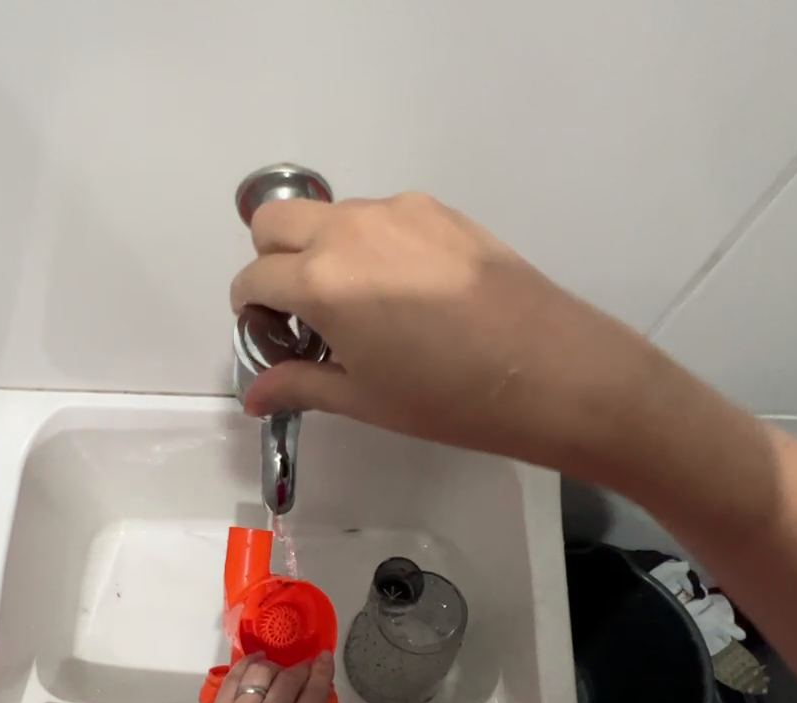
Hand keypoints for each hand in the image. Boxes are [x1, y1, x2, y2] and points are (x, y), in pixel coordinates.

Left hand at [174, 652, 334, 702]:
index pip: (313, 698)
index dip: (322, 674)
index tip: (325, 659)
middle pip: (288, 682)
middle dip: (301, 669)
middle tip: (305, 666)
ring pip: (259, 675)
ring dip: (274, 667)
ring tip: (278, 668)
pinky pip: (231, 682)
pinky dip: (245, 667)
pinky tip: (253, 663)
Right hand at [230, 193, 668, 472]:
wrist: (547, 369)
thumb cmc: (445, 397)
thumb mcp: (362, 399)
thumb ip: (298, 385)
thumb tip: (252, 397)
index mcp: (321, 280)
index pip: (252, 278)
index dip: (249, 312)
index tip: (273, 340)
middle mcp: (350, 229)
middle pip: (274, 221)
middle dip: (270, 263)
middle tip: (303, 314)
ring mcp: (397, 211)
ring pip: (328, 214)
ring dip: (319, 251)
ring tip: (360, 308)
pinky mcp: (437, 209)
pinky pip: (376, 215)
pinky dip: (366, 244)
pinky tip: (403, 293)